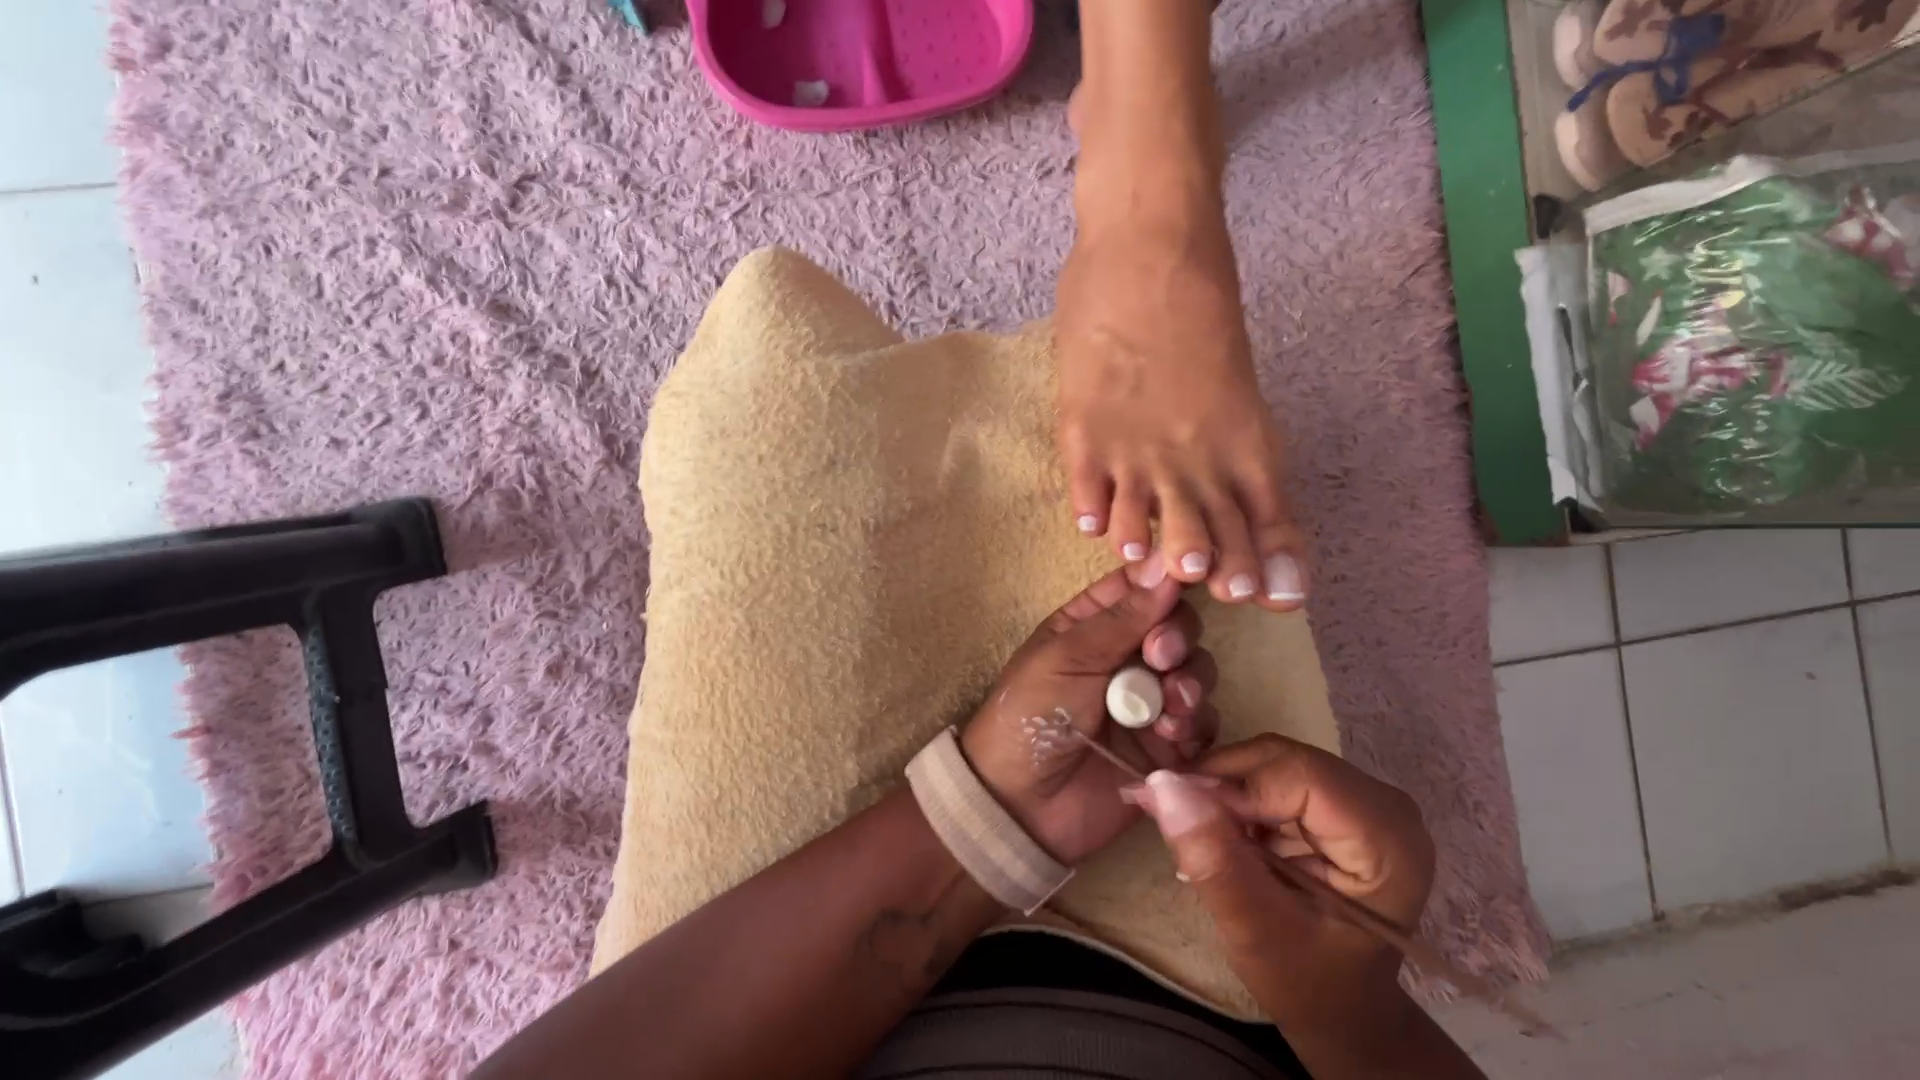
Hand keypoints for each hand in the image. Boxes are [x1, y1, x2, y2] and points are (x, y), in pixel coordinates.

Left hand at [959, 563, 1219, 865]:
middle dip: (1177, 640)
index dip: (1165, 587)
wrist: (1021, 805)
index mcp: (1091, 625)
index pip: (1142, 589)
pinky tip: (1171, 737)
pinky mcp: (1168, 746)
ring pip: (1196, 673)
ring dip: (1189, 684)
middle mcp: (1125, 657)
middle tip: (1160, 659)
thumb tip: (1168, 563)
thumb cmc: (1030, 717)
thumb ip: (1122, 617)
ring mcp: (1149, 702)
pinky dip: (1194, 725)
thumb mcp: (1067, 658)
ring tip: (1167, 709)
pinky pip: (1202, 723)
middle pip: (1178, 628)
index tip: (1181, 587)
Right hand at [1054, 197, 1308, 612]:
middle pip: (1206, 534)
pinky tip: (1092, 523)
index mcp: (1244, 437)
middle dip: (1213, 570)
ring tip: (1145, 562)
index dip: (1269, 564)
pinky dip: (1092, 512)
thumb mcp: (1237, 373)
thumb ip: (1233, 433)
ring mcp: (1133, 446)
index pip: (1265, 519)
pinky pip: (1087, 492)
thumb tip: (1218, 479)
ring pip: (1142, 526)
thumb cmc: (1199, 296)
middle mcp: (1193, 454)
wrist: (1148, 244)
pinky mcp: (1083, 428)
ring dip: (1147, 550)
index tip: (1275, 598)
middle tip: (1206, 586)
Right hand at [1132, 736, 1435, 1017]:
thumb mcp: (1255, 930)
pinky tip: (1220, 833)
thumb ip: (1214, 860)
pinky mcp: (1341, 804)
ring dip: (1225, 788)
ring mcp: (1365, 802)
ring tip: (1193, 829)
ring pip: (1275, 761)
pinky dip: (1239, 797)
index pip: (1299, 775)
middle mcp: (1386, 807)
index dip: (1232, 784)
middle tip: (1171, 811)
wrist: (1342, 1011)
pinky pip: (1277, 775)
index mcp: (1388, 841)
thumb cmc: (1309, 983)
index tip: (1177, 810)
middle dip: (1222, 780)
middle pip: (1286, 759)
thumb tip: (1162, 786)